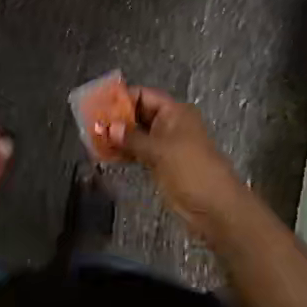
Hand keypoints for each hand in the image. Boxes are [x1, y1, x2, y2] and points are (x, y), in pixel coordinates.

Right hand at [104, 87, 248, 241]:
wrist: (218, 210)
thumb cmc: (192, 170)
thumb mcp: (160, 150)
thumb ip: (132, 137)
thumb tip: (107, 127)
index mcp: (174, 112)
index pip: (143, 95)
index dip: (121, 97)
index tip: (97, 102)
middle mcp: (168, 124)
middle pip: (137, 114)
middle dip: (114, 117)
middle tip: (89, 121)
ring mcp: (164, 145)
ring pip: (135, 134)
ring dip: (116, 136)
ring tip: (91, 137)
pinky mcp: (160, 164)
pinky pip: (137, 151)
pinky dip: (122, 151)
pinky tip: (104, 154)